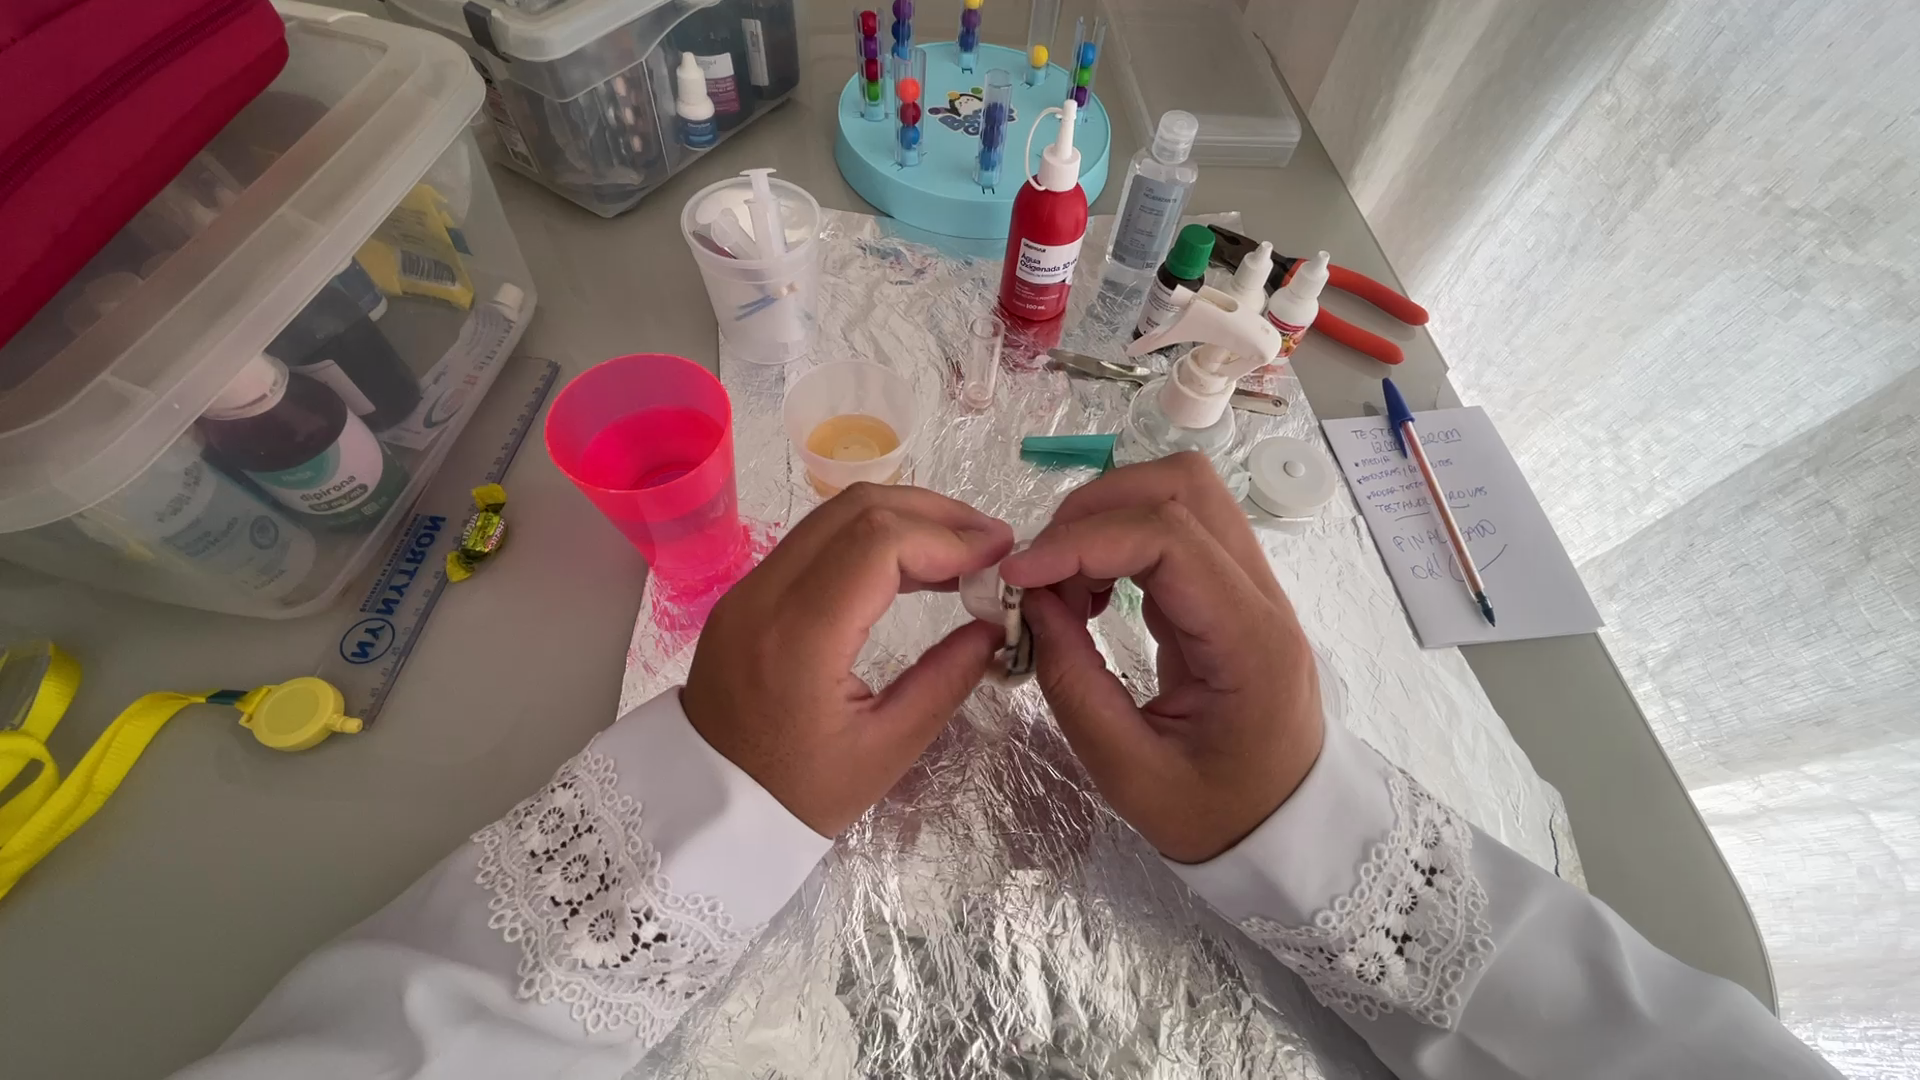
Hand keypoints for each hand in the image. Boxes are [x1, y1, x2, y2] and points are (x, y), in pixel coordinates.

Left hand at [684, 484, 1013, 835]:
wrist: (708, 803)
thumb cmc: (798, 793)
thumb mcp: (886, 751)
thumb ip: (947, 679)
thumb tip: (996, 625)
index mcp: (799, 638)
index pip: (878, 543)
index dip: (947, 537)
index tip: (998, 557)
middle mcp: (765, 594)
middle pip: (858, 508)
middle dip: (934, 514)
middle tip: (989, 543)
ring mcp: (750, 586)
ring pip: (836, 514)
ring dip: (906, 519)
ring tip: (962, 552)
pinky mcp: (750, 590)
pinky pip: (819, 538)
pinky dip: (874, 537)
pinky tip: (914, 565)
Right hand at [999, 454, 1324, 863]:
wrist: (1284, 829)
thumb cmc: (1216, 814)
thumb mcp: (1129, 773)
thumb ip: (1074, 683)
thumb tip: (1032, 602)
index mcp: (1249, 642)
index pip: (1170, 539)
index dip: (1083, 542)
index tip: (1018, 576)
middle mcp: (1259, 596)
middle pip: (1185, 486)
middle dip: (1095, 509)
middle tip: (1040, 568)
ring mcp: (1248, 586)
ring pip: (1180, 494)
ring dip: (1105, 518)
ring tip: (1062, 583)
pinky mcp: (1225, 590)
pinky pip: (1171, 530)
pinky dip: (1115, 541)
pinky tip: (1088, 593)